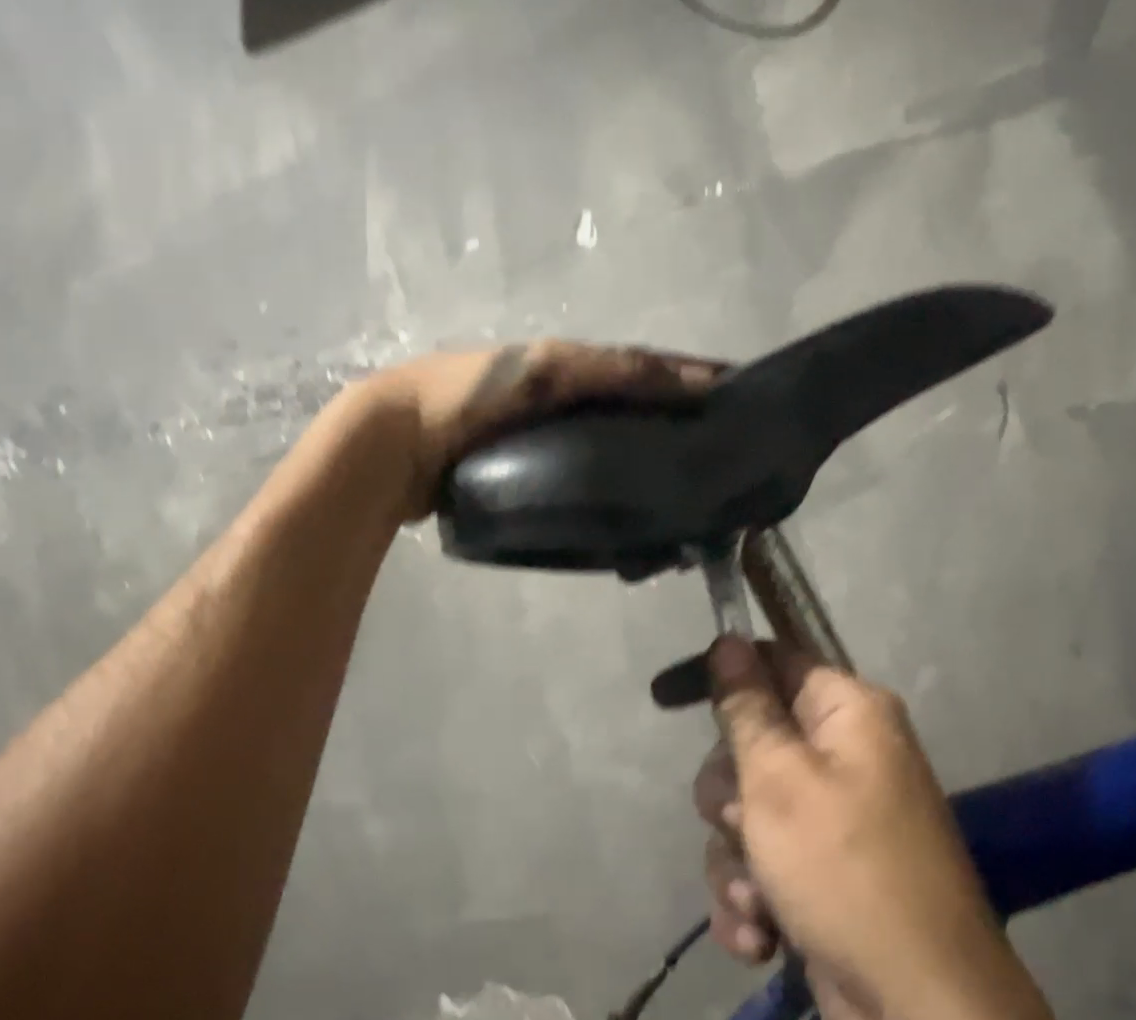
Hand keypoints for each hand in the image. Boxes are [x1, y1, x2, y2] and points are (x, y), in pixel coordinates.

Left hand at [350, 341, 719, 520]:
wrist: (394, 446)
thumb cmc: (469, 394)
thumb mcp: (544, 369)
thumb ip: (614, 371)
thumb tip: (698, 382)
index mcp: (571, 369)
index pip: (647, 373)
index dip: (691, 384)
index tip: (741, 409)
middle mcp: (565, 406)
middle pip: (635, 420)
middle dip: (678, 439)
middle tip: (721, 476)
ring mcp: (547, 449)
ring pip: (614, 463)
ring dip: (652, 483)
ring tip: (688, 515)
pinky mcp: (530, 489)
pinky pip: (585, 495)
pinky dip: (616, 508)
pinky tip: (637, 533)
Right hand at [697, 638, 1083, 1019]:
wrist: (915, 1004)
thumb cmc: (842, 869)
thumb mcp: (779, 780)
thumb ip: (746, 708)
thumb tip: (729, 640)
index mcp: (849, 715)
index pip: (774, 662)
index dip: (722, 676)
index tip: (665, 698)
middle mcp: (848, 758)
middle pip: (751, 746)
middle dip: (727, 796)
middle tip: (737, 822)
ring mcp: (838, 821)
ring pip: (747, 813)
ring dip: (736, 861)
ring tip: (756, 900)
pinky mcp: (825, 875)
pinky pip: (764, 864)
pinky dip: (754, 899)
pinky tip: (761, 936)